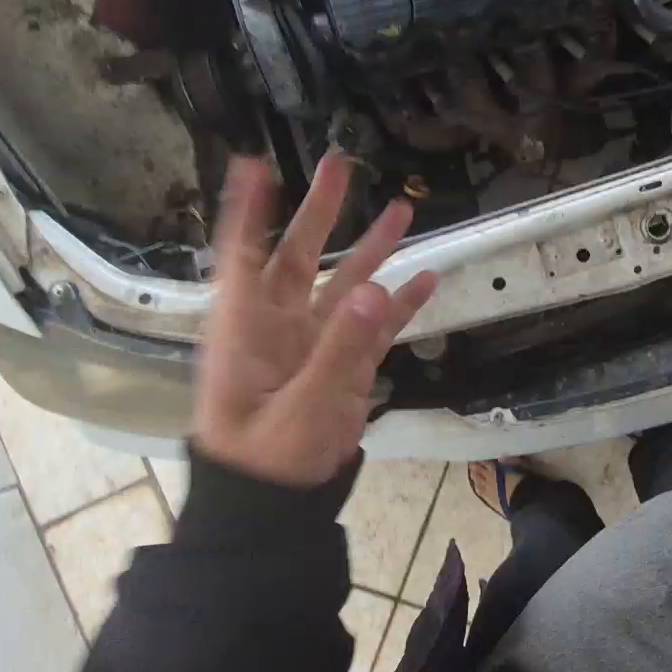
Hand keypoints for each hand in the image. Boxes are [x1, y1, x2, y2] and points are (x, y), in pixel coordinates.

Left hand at [193, 154, 437, 486]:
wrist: (276, 507)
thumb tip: (379, 287)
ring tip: (403, 209)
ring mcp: (315, 341)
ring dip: (373, 248)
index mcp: (247, 327)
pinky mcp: (345, 363)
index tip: (256, 165)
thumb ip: (342, 348)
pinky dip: (401, 302)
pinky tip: (427, 277)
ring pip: (346, 283)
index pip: (244, 255)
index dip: (248, 210)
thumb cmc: (268, 457)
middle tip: (341, 164)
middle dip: (322, 211)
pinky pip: (376, 324)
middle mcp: (279, 323)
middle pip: (300, 255)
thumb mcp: (304, 406)